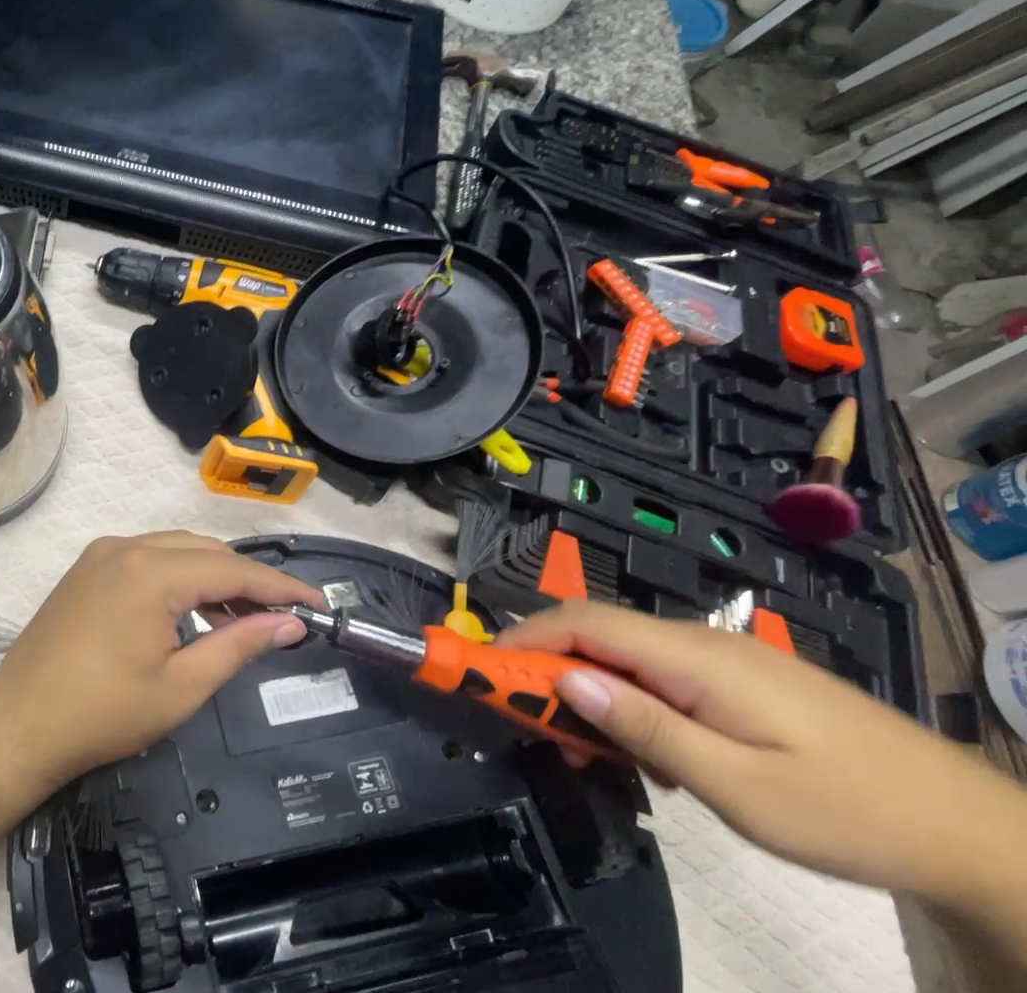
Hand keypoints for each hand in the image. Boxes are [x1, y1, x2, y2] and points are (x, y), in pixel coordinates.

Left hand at [0, 532, 322, 781]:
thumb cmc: (104, 713)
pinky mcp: (85, 571)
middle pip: (204, 551)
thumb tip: (289, 624)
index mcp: (151, 572)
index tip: (318, 603)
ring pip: (175, 551)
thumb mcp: (183, 686)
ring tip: (241, 622)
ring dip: (212, 578)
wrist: (19, 726)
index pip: (233, 568)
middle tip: (281, 618)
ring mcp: (99, 556)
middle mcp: (125, 548)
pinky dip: (178, 579)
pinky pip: (146, 560)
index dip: (280, 586)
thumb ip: (240, 646)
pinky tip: (193, 615)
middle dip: (247, 580)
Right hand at [501, 601, 1026, 910]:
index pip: (584, 622)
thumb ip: (645, 729)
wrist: (972, 832)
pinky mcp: (742, 684)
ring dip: (590, 697)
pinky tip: (648, 757)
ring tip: (593, 757)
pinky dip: (629, 708)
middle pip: (598, 636)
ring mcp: (726, 663)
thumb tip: (567, 680)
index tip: (480, 670)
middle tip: (535, 730)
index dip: (523, 637)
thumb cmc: (849, 811)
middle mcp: (704, 646)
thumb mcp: (736, 785)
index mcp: (697, 660)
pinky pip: (660, 680)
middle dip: (549, 672)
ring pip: (626, 660)